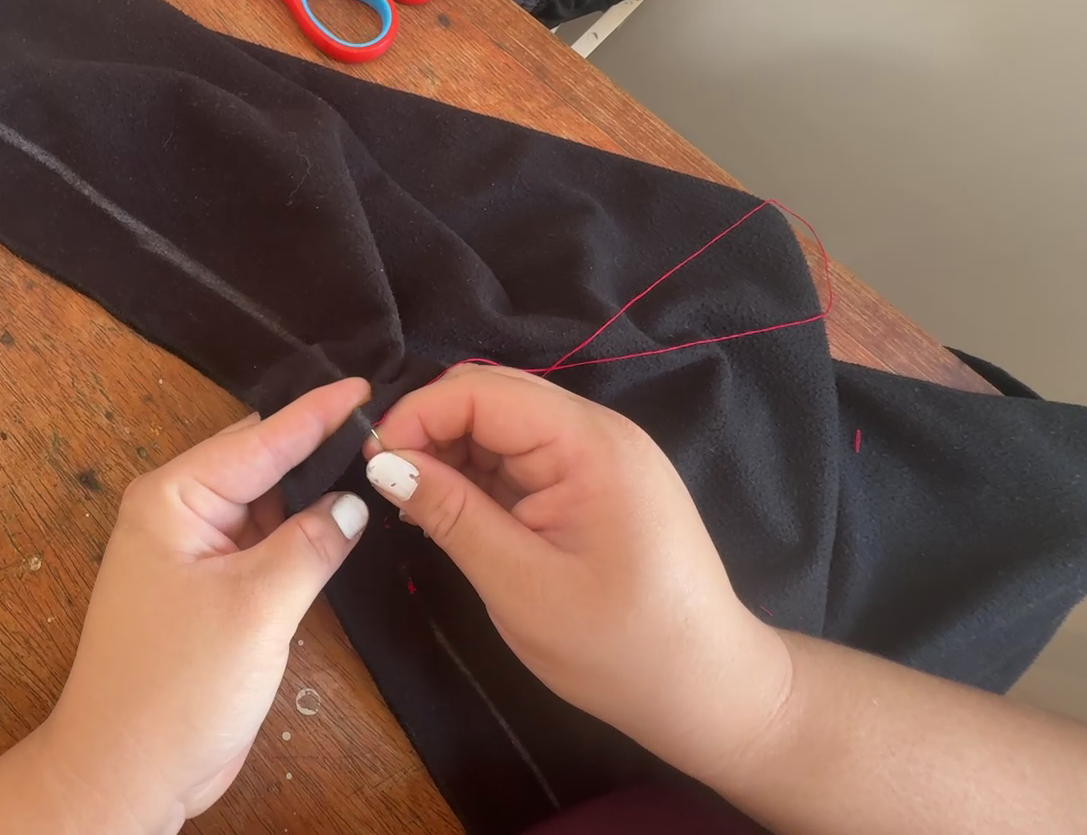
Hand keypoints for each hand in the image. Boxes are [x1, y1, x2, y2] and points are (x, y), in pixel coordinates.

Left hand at [34, 377, 372, 830]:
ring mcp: (194, 547)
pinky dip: (297, 531)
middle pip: (260, 463)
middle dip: (316, 448)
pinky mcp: (210, 583)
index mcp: (175, 495)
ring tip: (371, 462)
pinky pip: (261, 540)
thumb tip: (353, 501)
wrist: (124, 772)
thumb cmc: (177, 685)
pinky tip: (338, 519)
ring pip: (264, 503)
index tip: (365, 385)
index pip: (259, 440)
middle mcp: (180, 509)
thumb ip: (309, 545)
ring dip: (309, 491)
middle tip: (382, 425)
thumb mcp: (254, 608)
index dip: (315, 413)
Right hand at [360, 364, 791, 779]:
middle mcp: (592, 431)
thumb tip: (380, 462)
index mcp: (589, 444)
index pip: (481, 391)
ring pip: (492, 419)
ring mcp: (589, 451)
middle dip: (428, 428)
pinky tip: (449, 507)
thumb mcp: (521, 586)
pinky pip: (509, 451)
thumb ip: (450, 514)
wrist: (711, 696)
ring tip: (417, 503)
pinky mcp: (582, 476)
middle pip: (485, 393)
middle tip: (390, 482)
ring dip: (445, 450)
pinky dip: (469, 470)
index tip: (375, 463)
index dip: (418, 415)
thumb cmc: (620, 649)